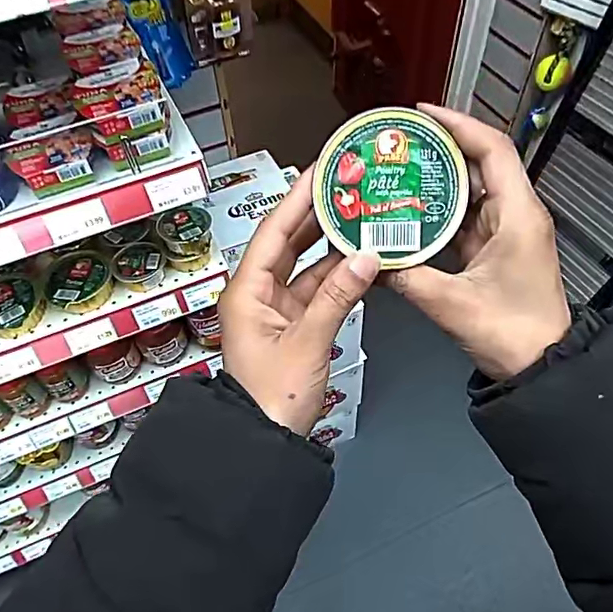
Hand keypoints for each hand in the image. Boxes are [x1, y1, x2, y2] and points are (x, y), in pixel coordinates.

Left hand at [219, 172, 377, 434]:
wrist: (266, 441)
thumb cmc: (270, 399)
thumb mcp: (308, 342)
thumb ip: (339, 297)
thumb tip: (365, 258)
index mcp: (247, 291)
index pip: (274, 230)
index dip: (299, 197)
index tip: (321, 169)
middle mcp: (258, 294)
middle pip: (290, 242)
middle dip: (317, 214)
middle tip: (346, 185)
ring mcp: (277, 310)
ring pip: (308, 266)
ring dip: (333, 246)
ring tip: (361, 215)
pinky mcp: (294, 325)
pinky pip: (318, 290)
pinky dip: (340, 278)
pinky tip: (361, 261)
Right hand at [385, 104, 571, 380]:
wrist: (542, 364)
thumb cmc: (519, 334)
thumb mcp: (452, 304)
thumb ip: (408, 277)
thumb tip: (375, 261)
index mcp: (519, 216)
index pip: (492, 149)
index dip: (458, 124)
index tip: (424, 114)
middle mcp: (517, 216)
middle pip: (478, 163)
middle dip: (439, 149)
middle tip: (403, 144)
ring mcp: (507, 232)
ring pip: (469, 191)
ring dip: (437, 181)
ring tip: (401, 173)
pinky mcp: (496, 249)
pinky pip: (464, 218)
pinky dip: (439, 212)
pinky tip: (412, 214)